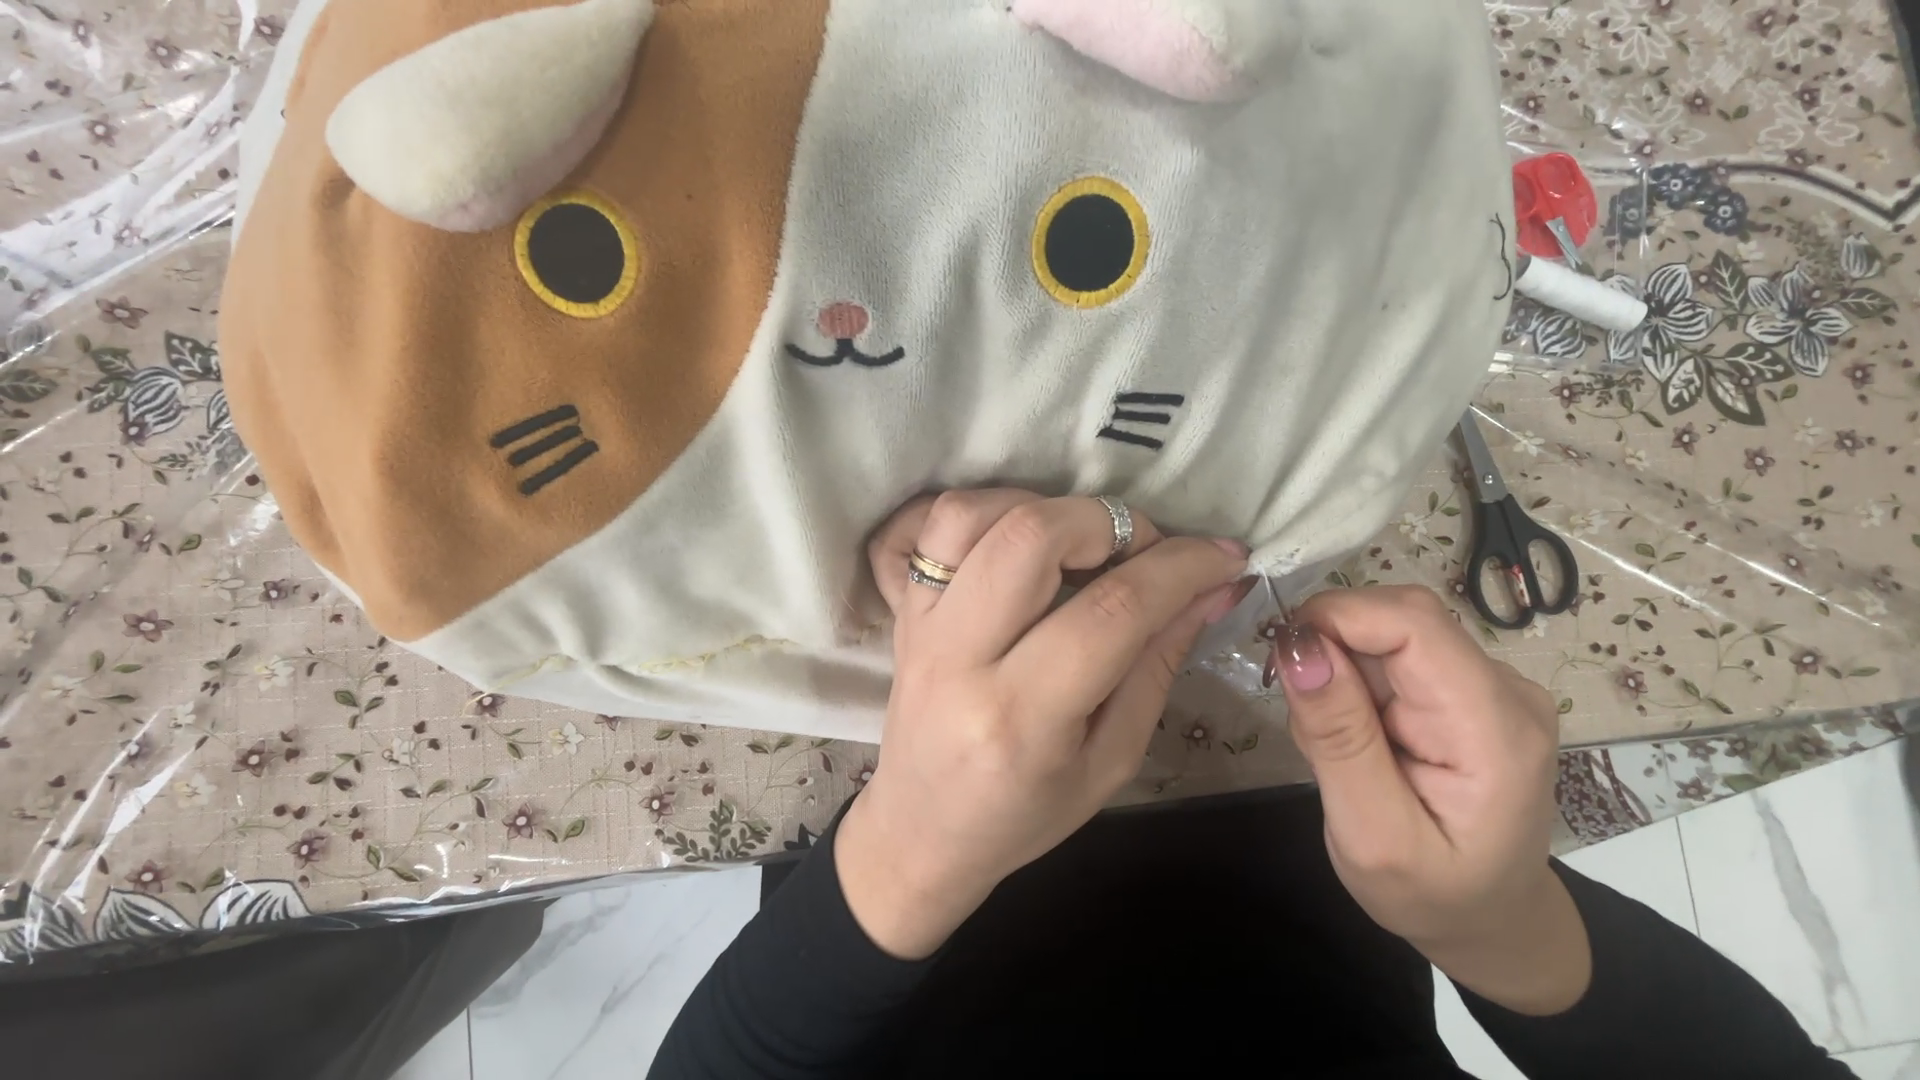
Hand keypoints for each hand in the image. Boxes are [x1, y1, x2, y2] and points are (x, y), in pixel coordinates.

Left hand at [835, 489, 1251, 958]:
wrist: (921, 832)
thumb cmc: (1023, 814)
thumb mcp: (1111, 762)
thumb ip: (1156, 667)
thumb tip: (1212, 588)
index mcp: (1021, 718)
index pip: (1112, 611)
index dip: (1181, 568)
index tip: (1224, 556)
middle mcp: (959, 660)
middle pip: (1031, 538)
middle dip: (1108, 522)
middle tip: (1144, 550)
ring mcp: (919, 627)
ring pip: (970, 517)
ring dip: (1041, 507)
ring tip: (1081, 542)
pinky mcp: (901, 610)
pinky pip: (928, 527)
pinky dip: (983, 509)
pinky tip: (1020, 536)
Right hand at [1272, 586, 1591, 1015]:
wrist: (1488, 922)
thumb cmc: (1431, 894)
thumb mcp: (1370, 834)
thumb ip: (1337, 737)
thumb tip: (1297, 645)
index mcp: (1492, 728)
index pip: (1413, 622)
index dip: (1336, 617)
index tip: (1281, 657)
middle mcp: (1503, 689)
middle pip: (1399, 618)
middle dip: (1331, 647)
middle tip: (1303, 717)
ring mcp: (1488, 685)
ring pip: (1387, 633)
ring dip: (1338, 671)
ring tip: (1333, 746)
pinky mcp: (1466, 689)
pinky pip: (1393, 656)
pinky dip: (1352, 684)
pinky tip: (1355, 737)